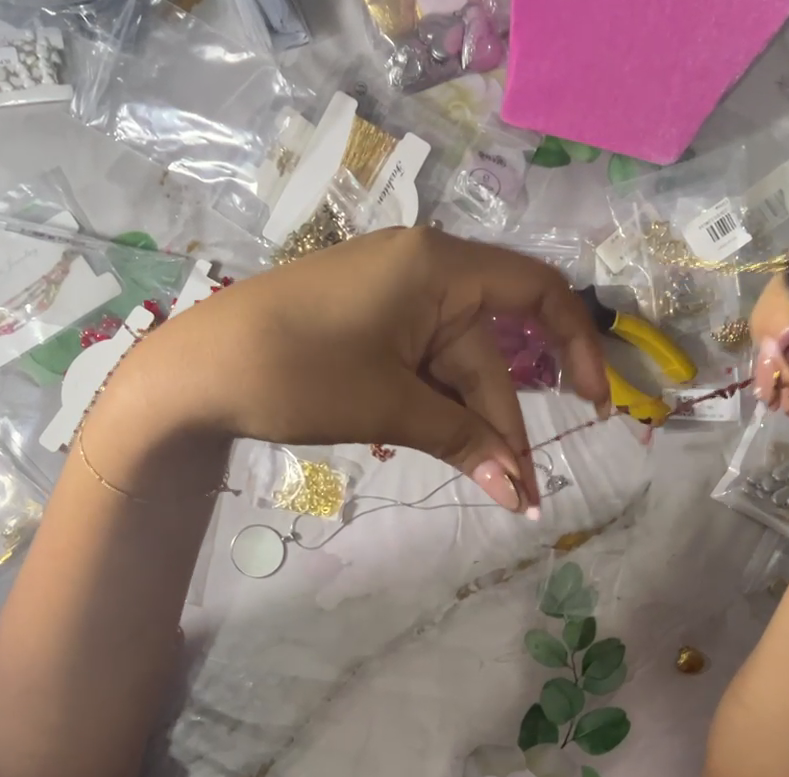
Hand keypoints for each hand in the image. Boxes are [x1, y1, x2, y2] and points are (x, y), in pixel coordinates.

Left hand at [94, 228, 611, 512]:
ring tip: (494, 491)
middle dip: (503, 426)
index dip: (578, 345)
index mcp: (438, 266)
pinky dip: (434, 411)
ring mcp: (390, 301)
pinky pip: (419, 369)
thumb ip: (462, 440)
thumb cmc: (297, 373)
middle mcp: (423, 272)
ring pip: (452, 370)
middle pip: (486, 354)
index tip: (594, 403)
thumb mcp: (390, 407)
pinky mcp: (365, 328)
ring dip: (470, 428)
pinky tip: (451, 455)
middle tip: (519, 496)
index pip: (537, 293)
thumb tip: (520, 490)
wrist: (194, 371)